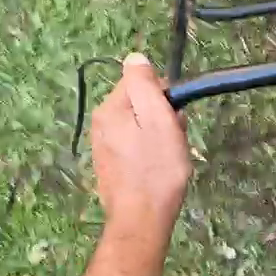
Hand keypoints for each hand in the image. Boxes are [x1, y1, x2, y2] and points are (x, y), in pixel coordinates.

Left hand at [88, 54, 191, 236]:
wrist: (142, 218)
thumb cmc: (157, 168)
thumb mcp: (158, 119)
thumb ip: (145, 84)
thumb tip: (135, 58)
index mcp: (110, 108)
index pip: (139, 81)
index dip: (163, 95)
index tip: (174, 117)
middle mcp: (100, 123)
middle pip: (138, 104)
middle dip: (160, 116)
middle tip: (173, 140)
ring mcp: (103, 146)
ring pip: (137, 126)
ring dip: (156, 135)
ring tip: (168, 156)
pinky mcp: (109, 166)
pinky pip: (133, 145)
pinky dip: (148, 152)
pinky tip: (156, 169)